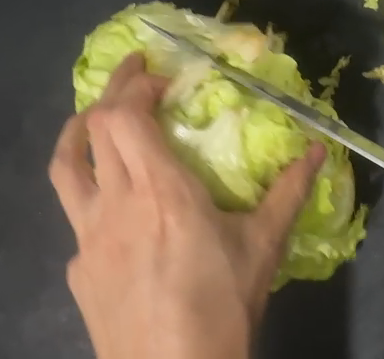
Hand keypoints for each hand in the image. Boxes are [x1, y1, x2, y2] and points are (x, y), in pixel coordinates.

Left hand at [49, 52, 325, 358]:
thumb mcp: (263, 248)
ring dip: (78, 128)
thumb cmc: (221, 310)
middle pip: (95, 127)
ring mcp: (87, 238)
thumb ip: (288, 192)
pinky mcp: (77, 269)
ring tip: (94, 113)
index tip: (164, 81)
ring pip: (65, 165)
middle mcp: (116, 203)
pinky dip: (90, 191)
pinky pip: (76, 215)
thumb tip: (318, 150)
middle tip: (137, 73)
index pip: (127, 116)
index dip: (138, 86)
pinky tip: (112, 207)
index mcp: (161, 190)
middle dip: (114, 89)